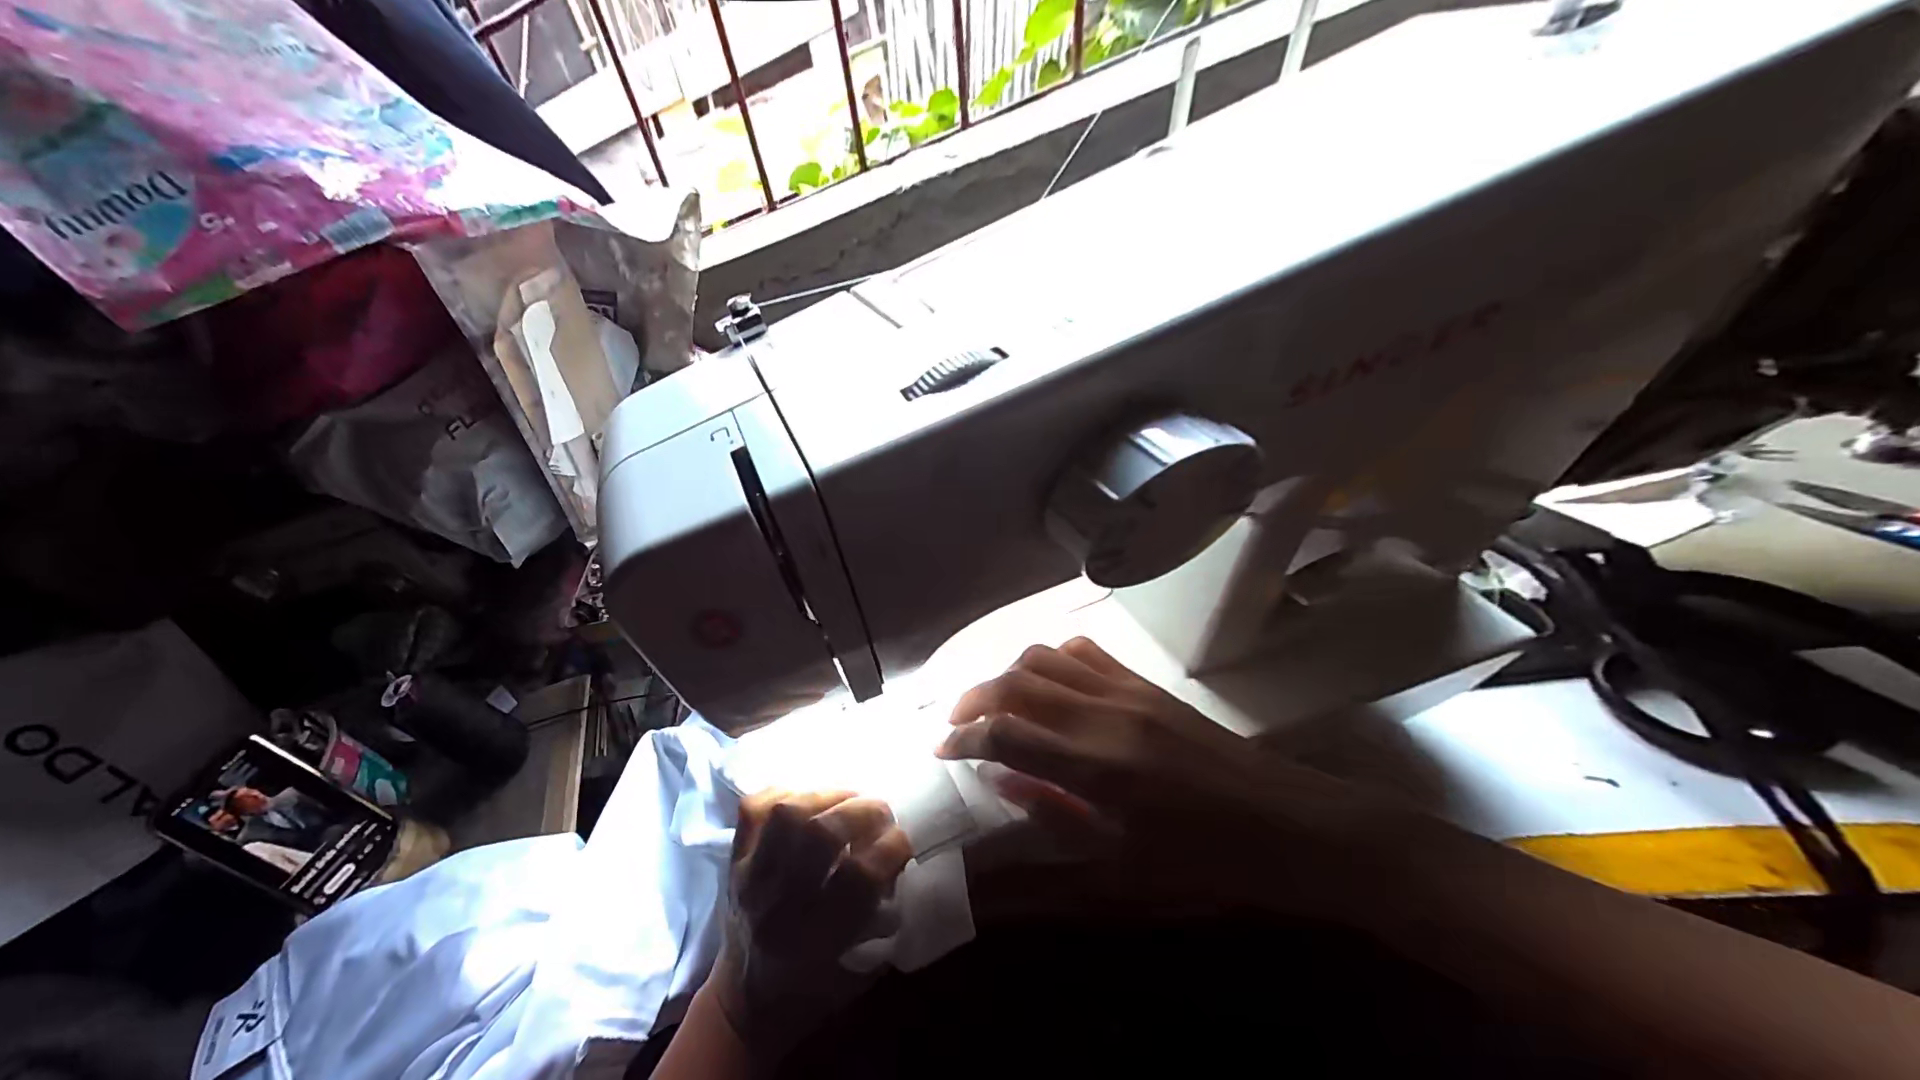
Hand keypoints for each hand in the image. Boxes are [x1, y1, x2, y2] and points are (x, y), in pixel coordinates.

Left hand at [707, 789, 912, 1059]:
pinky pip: (753, 809)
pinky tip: (808, 798)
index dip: (892, 847)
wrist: (744, 1005)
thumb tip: (901, 862)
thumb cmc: (813, 992)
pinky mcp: (734, 861)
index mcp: (816, 939)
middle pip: (821, 834)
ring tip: (848, 799)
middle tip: (881, 811)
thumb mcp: (859, 970)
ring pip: (787, 814)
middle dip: (863, 810)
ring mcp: (751, 878)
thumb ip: (883, 917)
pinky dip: (783, 792)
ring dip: (827, 795)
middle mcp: (780, 904)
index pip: (860, 876)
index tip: (903, 842)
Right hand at [937, 638, 1404, 918]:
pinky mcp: (1148, 685)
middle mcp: (1105, 715)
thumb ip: (1055, 820)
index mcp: (1096, 767)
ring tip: (995, 702)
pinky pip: (1086, 651)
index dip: (964, 739)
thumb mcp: (1123, 865)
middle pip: (1017, 681)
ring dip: (1008, 673)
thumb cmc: (1205, 863)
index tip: (941, 750)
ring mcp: (1128, 692)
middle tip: (956, 724)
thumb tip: (1003, 785)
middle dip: (974, 698)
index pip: (1006, 733)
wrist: (1288, 825)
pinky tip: (1048, 683)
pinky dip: (1052, 659)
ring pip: (1047, 656)